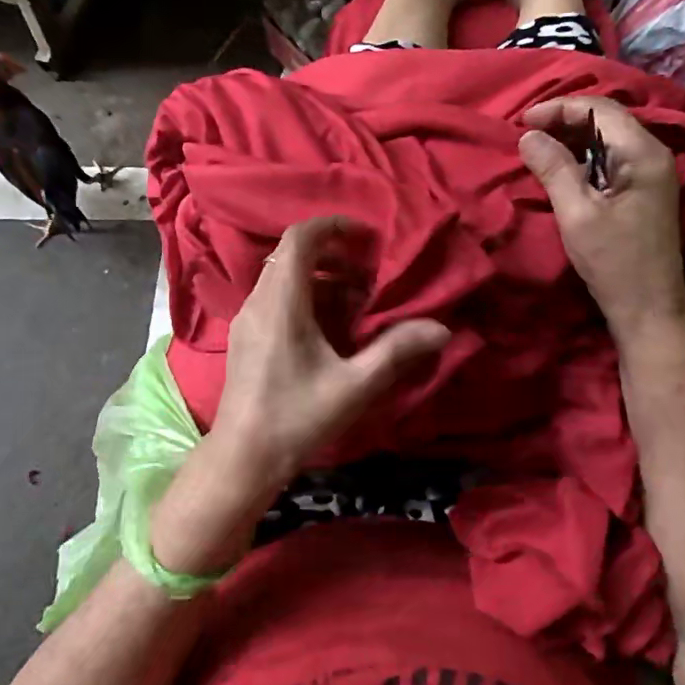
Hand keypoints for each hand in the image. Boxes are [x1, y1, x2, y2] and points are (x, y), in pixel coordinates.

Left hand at [208, 216, 451, 482]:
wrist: (243, 457)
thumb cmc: (296, 418)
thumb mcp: (353, 386)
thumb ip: (396, 351)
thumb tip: (440, 328)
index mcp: (281, 302)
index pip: (300, 238)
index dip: (334, 226)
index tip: (367, 237)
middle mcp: (258, 301)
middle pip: (292, 256)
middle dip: (334, 256)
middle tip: (368, 276)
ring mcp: (247, 320)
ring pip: (284, 278)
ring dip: (321, 280)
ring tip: (355, 304)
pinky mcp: (245, 338)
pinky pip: (276, 300)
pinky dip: (305, 299)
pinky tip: (329, 331)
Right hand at [519, 95, 684, 331]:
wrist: (647, 308)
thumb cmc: (614, 261)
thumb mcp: (578, 214)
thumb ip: (554, 170)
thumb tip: (528, 136)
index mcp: (642, 154)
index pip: (600, 109)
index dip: (559, 108)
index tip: (523, 122)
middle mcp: (652, 155)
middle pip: (606, 119)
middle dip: (564, 119)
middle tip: (526, 133)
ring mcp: (649, 173)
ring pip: (607, 138)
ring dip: (572, 137)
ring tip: (537, 146)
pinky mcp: (641, 191)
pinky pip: (610, 159)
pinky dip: (582, 156)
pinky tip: (559, 167)